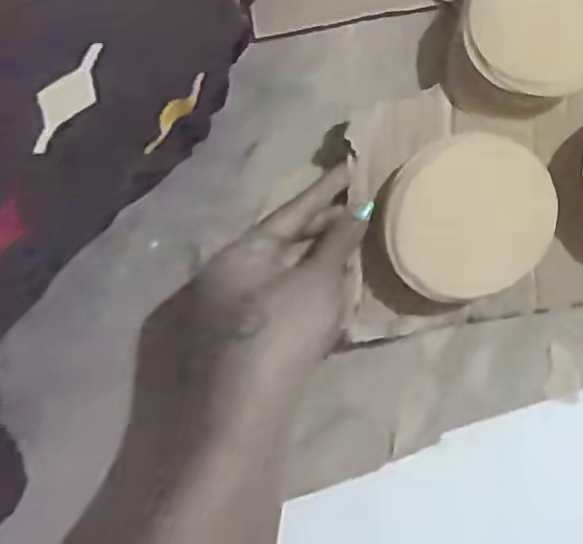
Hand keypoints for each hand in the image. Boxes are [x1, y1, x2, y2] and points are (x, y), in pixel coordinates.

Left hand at [150, 167, 367, 430]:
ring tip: (352, 251)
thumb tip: (357, 209)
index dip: (324, 189)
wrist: (243, 417)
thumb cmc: (283, 332)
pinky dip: (308, 291)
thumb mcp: (320, 279)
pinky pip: (280, 299)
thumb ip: (339, 240)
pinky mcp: (238, 342)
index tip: (348, 165)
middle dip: (323, 228)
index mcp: (238, 256)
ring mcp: (227, 313)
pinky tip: (332, 296)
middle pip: (283, 241)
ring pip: (283, 272)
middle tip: (358, 210)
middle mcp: (224, 278)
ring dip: (318, 261)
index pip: (290, 212)